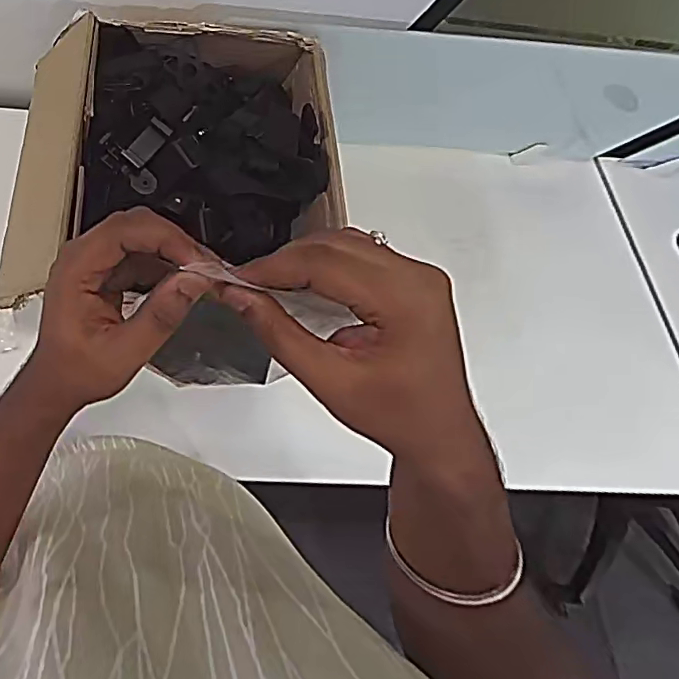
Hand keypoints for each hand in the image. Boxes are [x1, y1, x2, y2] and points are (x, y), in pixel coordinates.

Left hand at [16, 208, 215, 411]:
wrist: (58, 384)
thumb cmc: (75, 371)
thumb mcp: (124, 353)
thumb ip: (160, 316)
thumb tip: (191, 282)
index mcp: (76, 268)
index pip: (125, 230)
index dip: (167, 238)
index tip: (195, 260)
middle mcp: (82, 256)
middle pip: (137, 225)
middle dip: (176, 242)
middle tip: (205, 266)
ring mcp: (95, 261)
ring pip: (143, 236)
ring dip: (174, 252)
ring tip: (200, 276)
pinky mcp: (108, 270)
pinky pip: (143, 254)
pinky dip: (167, 264)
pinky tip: (183, 283)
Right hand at [216, 229, 489, 467]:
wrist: (437, 435)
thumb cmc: (402, 416)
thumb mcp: (330, 381)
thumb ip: (280, 334)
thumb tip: (244, 300)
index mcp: (405, 299)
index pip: (324, 262)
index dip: (274, 267)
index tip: (240, 279)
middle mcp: (417, 279)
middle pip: (334, 246)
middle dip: (284, 261)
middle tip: (247, 283)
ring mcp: (417, 276)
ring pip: (344, 244)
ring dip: (302, 260)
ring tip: (268, 285)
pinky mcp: (410, 280)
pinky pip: (359, 254)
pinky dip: (324, 265)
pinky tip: (301, 285)